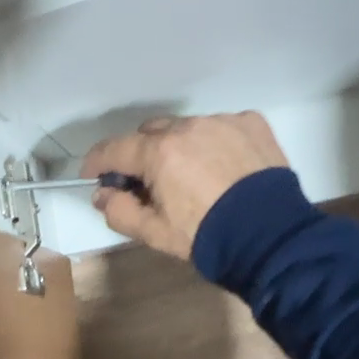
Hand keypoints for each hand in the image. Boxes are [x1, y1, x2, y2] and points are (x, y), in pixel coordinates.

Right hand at [81, 112, 290, 259]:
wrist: (268, 236)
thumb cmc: (205, 237)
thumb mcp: (155, 234)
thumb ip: (120, 211)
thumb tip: (103, 194)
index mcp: (159, 153)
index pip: (115, 149)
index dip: (97, 162)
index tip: (91, 174)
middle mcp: (189, 127)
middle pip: (151, 132)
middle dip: (141, 154)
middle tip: (145, 182)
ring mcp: (223, 121)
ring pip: (188, 128)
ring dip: (180, 147)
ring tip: (190, 177)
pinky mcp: (251, 124)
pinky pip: (221, 128)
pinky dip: (213, 145)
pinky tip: (222, 171)